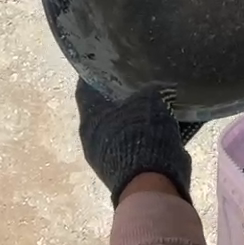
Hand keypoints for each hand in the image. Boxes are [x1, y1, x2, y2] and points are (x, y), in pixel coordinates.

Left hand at [75, 80, 196, 205]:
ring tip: (152, 102)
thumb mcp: (151, 100)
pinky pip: (127, 142)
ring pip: (116, 126)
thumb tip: (150, 88)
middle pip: (101, 107)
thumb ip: (147, 90)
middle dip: (118, 95)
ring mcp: (102, 156)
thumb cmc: (144, 136)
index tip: (112, 61)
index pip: (86, 86)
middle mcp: (90, 136)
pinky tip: (157, 126)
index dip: (98, 73)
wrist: (151, 183)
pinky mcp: (118, 169)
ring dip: (130, 116)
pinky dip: (138, 133)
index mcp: (90, 116)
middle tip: (138, 80)